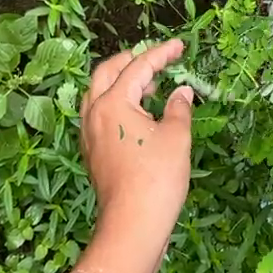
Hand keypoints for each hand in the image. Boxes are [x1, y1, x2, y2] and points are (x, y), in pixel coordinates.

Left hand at [80, 40, 195, 255]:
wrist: (132, 227)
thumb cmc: (157, 178)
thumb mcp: (176, 136)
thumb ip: (179, 106)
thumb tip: (182, 91)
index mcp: (112, 103)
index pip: (138, 67)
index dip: (161, 53)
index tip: (180, 46)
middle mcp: (94, 113)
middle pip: (107, 72)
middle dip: (132, 60)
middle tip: (157, 58)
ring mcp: (89, 134)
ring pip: (99, 93)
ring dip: (122, 82)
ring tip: (151, 86)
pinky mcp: (92, 152)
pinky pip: (100, 113)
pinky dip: (118, 102)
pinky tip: (140, 114)